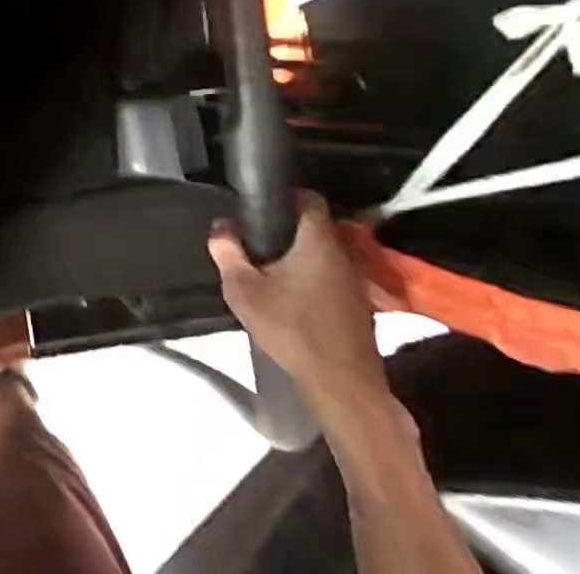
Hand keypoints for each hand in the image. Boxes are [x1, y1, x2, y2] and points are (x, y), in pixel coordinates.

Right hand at [208, 190, 386, 403]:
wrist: (341, 383)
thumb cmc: (291, 328)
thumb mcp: (243, 289)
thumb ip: (227, 252)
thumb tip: (221, 227)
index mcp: (317, 240)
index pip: (309, 198)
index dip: (285, 195)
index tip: (260, 205)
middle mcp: (342, 254)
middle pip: (313, 227)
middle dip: (285, 229)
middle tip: (255, 239)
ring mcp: (354, 281)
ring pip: (322, 254)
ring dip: (298, 256)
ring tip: (268, 268)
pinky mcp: (358, 306)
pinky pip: (330, 278)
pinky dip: (311, 279)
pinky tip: (290, 298)